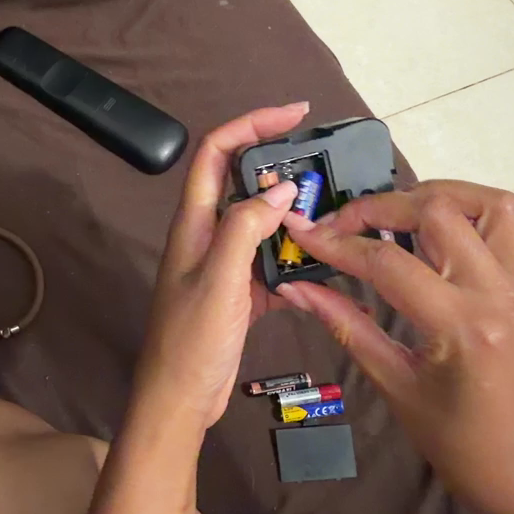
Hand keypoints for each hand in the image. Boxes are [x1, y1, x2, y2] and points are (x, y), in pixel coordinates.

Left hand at [131, 102, 310, 430]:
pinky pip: (271, 260)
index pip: (216, 152)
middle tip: (324, 167)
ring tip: (333, 211)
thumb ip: (246, 228)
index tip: (295, 113)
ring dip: (292, 213)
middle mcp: (206, 235)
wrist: (180, 400)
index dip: (251, 124)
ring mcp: (223, 264)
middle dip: (280, 165)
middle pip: (240, 180)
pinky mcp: (239, 291)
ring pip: (261, 222)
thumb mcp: (219, 279)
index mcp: (193, 223)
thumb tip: (283, 188)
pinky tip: (322, 262)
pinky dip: (295, 256)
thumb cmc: (191, 341)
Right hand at [277, 181, 513, 513]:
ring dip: (432, 195)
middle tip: (339, 224)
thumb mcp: (390, 381)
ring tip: (390, 215)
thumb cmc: (451, 437)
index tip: (299, 231)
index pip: (388, 261)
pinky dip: (465, 208)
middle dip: (378, 207)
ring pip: (485, 202)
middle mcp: (498, 292)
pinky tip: (428, 228)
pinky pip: (505, 222)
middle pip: (437, 212)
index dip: (336, 243)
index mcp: (460, 326)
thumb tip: (293, 287)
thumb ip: (344, 323)